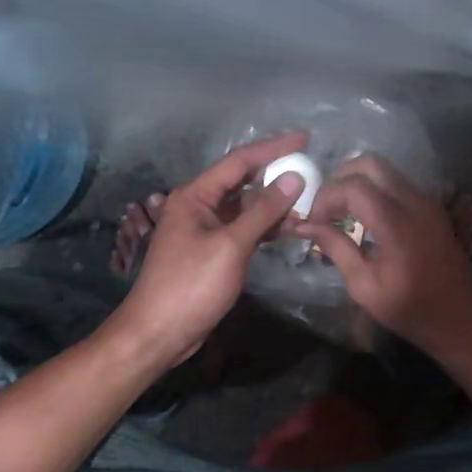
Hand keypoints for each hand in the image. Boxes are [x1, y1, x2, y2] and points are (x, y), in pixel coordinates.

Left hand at [115, 131, 309, 362]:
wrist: (159, 333)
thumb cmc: (191, 285)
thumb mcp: (232, 245)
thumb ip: (264, 210)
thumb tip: (295, 177)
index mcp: (195, 196)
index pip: (240, 161)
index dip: (273, 147)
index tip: (305, 138)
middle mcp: (200, 205)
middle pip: (244, 180)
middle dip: (277, 174)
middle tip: (312, 168)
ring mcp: (207, 228)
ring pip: (247, 205)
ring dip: (276, 203)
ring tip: (309, 201)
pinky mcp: (215, 249)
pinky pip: (246, 226)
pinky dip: (268, 225)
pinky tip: (291, 227)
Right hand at [295, 155, 471, 352]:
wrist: (458, 316)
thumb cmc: (409, 308)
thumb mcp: (365, 287)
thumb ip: (337, 249)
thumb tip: (304, 226)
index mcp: (399, 226)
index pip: (354, 187)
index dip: (326, 198)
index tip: (314, 223)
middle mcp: (416, 203)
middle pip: (371, 163)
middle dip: (341, 178)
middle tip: (326, 208)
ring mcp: (428, 201)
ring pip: (386, 169)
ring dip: (358, 182)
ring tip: (342, 212)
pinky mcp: (433, 205)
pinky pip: (399, 182)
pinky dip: (376, 189)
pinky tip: (365, 216)